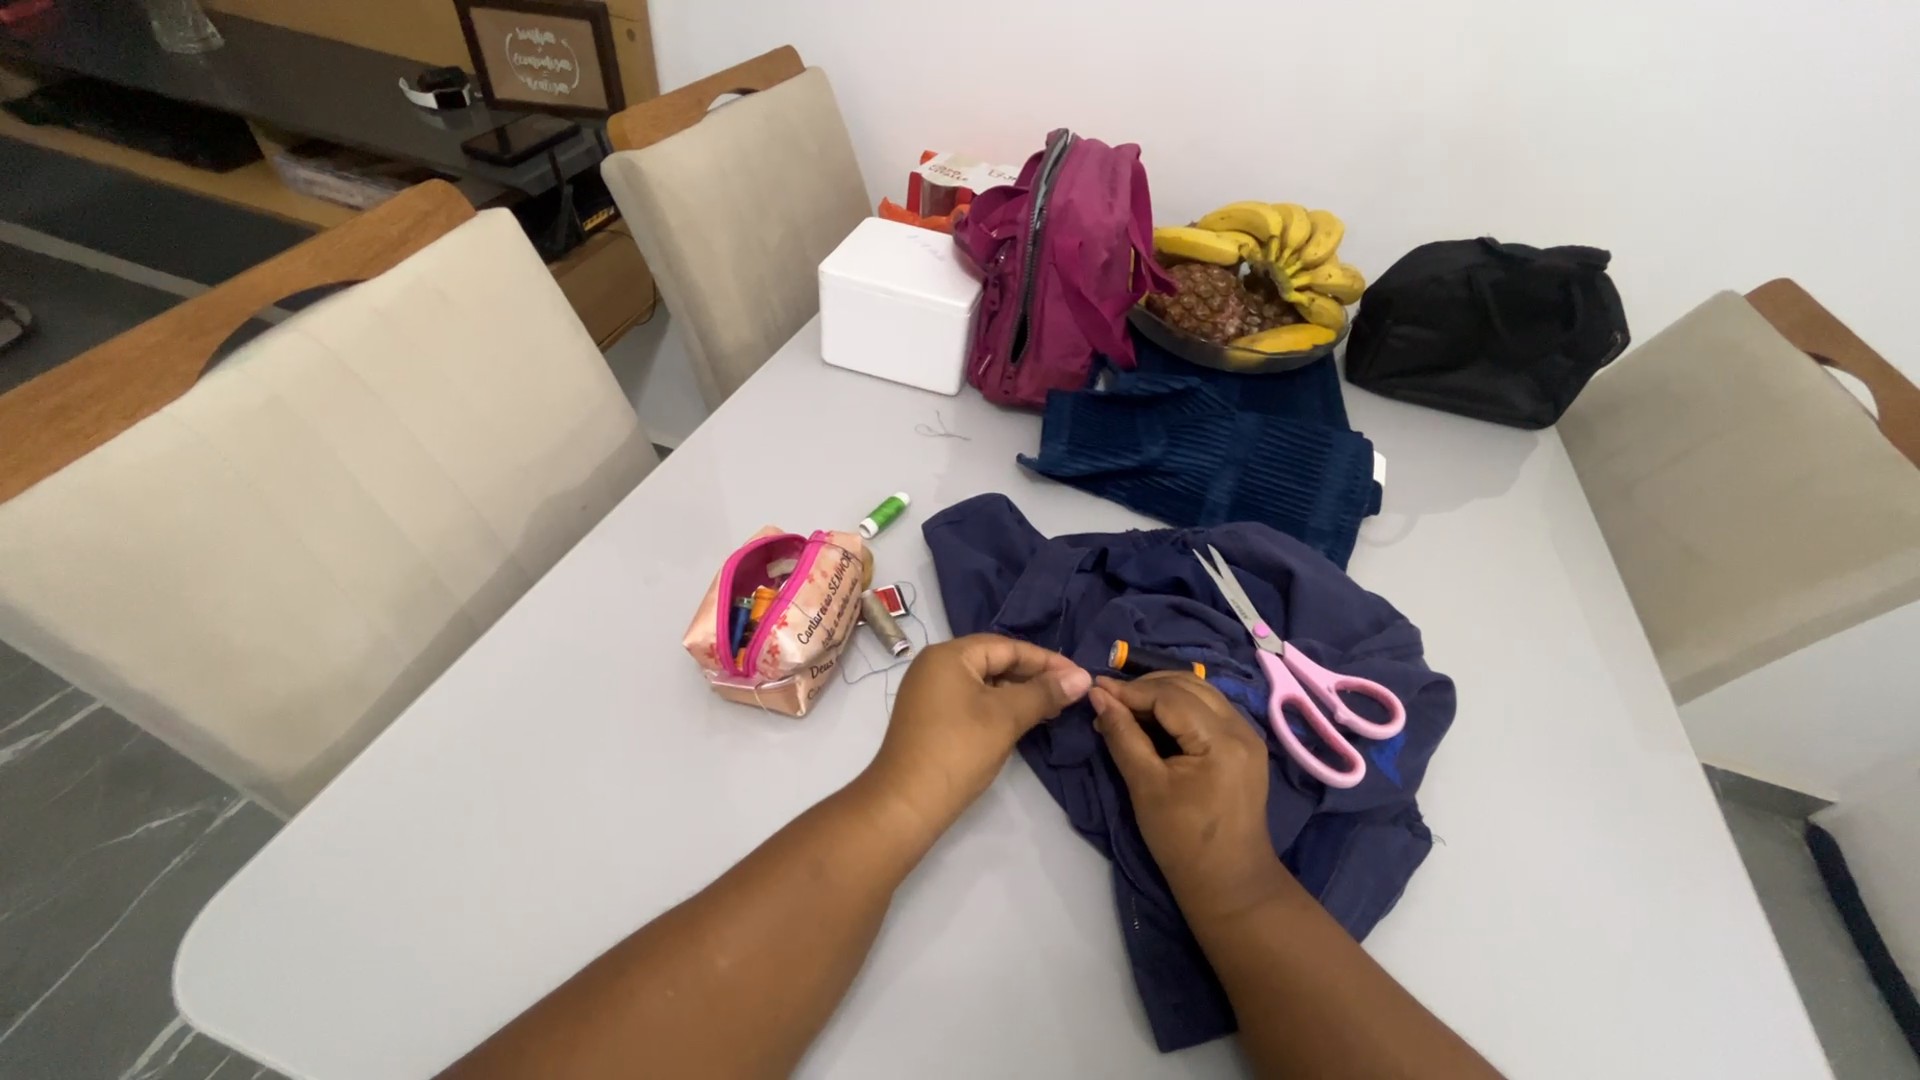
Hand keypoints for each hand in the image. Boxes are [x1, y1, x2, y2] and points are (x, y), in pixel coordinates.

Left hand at [864, 635, 1090, 836]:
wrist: (906, 803)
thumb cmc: (958, 750)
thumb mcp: (1006, 717)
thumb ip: (1044, 693)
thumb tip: (1082, 676)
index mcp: (948, 655)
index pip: (1006, 647)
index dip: (1046, 660)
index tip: (1080, 675)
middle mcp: (935, 666)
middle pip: (994, 661)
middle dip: (1034, 676)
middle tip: (1071, 692)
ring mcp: (930, 693)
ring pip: (984, 683)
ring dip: (1019, 693)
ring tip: (1054, 707)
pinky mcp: (931, 717)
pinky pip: (973, 701)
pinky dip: (1000, 707)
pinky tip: (1024, 720)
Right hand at [1088, 674, 1288, 924]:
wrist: (1229, 883)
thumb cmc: (1182, 840)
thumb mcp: (1144, 785)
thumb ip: (1122, 734)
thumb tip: (1098, 695)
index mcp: (1221, 740)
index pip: (1170, 696)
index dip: (1130, 690)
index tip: (1095, 689)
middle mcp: (1241, 729)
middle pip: (1188, 685)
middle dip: (1145, 686)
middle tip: (1108, 699)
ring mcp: (1248, 736)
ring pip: (1200, 692)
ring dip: (1161, 693)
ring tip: (1126, 707)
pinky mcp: (1244, 745)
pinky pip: (1208, 709)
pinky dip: (1178, 707)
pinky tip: (1153, 719)